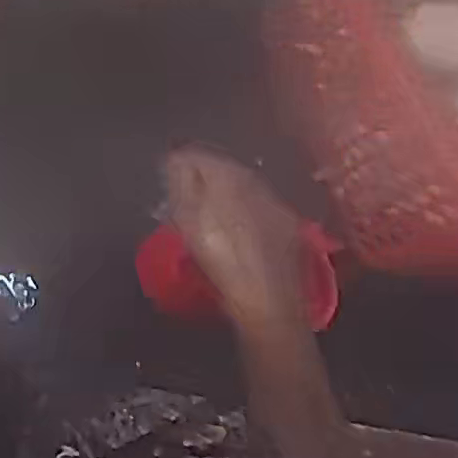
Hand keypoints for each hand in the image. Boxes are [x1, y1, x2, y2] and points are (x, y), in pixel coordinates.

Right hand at [157, 146, 309, 328]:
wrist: (269, 302)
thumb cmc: (220, 262)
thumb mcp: (188, 220)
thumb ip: (181, 184)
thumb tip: (176, 159)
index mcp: (229, 179)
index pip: (201, 155)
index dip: (181, 158)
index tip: (168, 167)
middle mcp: (257, 184)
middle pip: (224, 167)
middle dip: (204, 171)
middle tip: (184, 184)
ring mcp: (276, 205)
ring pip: (244, 184)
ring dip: (224, 187)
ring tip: (206, 202)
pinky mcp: (289, 225)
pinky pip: (259, 203)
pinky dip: (242, 205)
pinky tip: (234, 221)